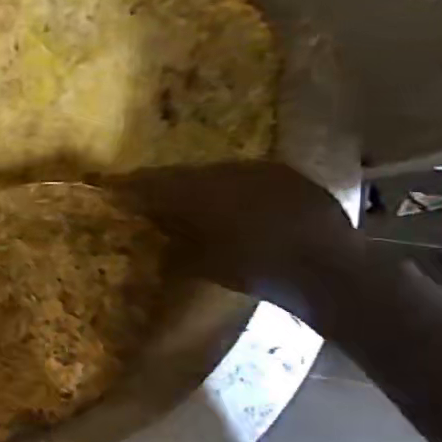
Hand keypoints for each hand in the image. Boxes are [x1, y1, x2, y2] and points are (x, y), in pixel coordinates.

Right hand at [111, 162, 365, 313]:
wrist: (329, 272)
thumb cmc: (257, 271)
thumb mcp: (202, 263)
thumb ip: (173, 240)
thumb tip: (151, 227)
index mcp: (202, 189)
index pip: (156, 182)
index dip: (132, 185)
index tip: (112, 188)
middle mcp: (230, 169)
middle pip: (187, 174)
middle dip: (168, 185)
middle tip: (150, 197)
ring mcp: (263, 170)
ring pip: (219, 173)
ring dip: (201, 186)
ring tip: (189, 203)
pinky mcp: (289, 176)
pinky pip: (248, 177)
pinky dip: (232, 190)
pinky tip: (231, 206)